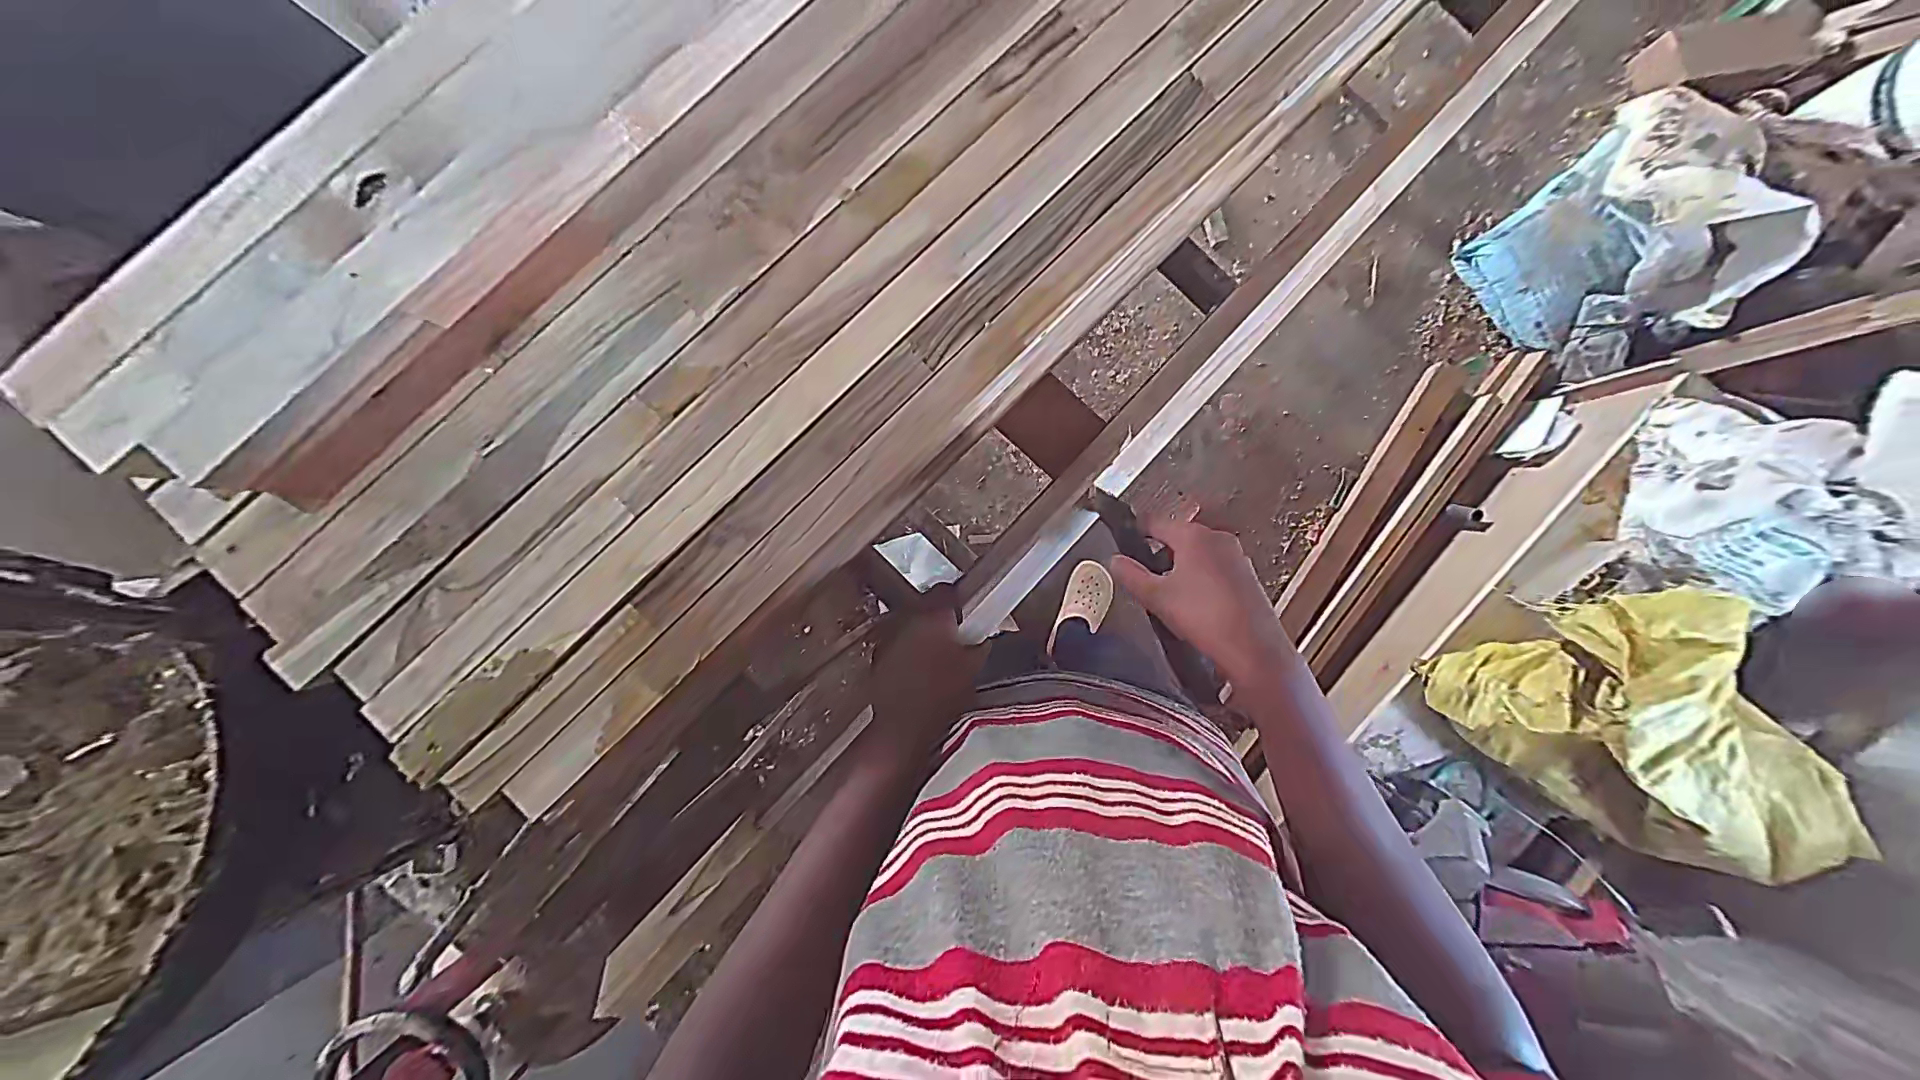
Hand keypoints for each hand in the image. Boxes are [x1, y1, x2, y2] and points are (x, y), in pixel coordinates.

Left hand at [866, 583, 985, 764]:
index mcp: (934, 615)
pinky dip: (905, 648)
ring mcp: (887, 635)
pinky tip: (916, 667)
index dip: (959, 600)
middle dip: (938, 615)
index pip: (947, 590)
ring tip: (935, 653)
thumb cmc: (942, 697)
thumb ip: (977, 643)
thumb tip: (980, 636)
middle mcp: (905, 617)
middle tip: (954, 634)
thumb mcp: (972, 667)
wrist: (903, 727)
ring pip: (907, 622)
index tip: (967, 612)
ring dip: (920, 631)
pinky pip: (894, 641)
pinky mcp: (875, 654)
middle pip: (924, 603)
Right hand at [1109, 516, 1299, 685]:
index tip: (1127, 540)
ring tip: (1170, 598)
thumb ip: (1131, 575)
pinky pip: (1214, 571)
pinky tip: (1194, 607)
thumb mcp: (1155, 597)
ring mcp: (1236, 558)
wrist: (1252, 649)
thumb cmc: (1209, 619)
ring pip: (1197, 556)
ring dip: (1180, 571)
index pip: (1155, 522)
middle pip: (1177, 538)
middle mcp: (1218, 541)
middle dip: (1159, 556)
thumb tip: (1117, 562)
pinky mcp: (1246, 578)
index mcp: (1194, 537)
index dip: (1136, 532)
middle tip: (1145, 579)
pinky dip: (1200, 583)